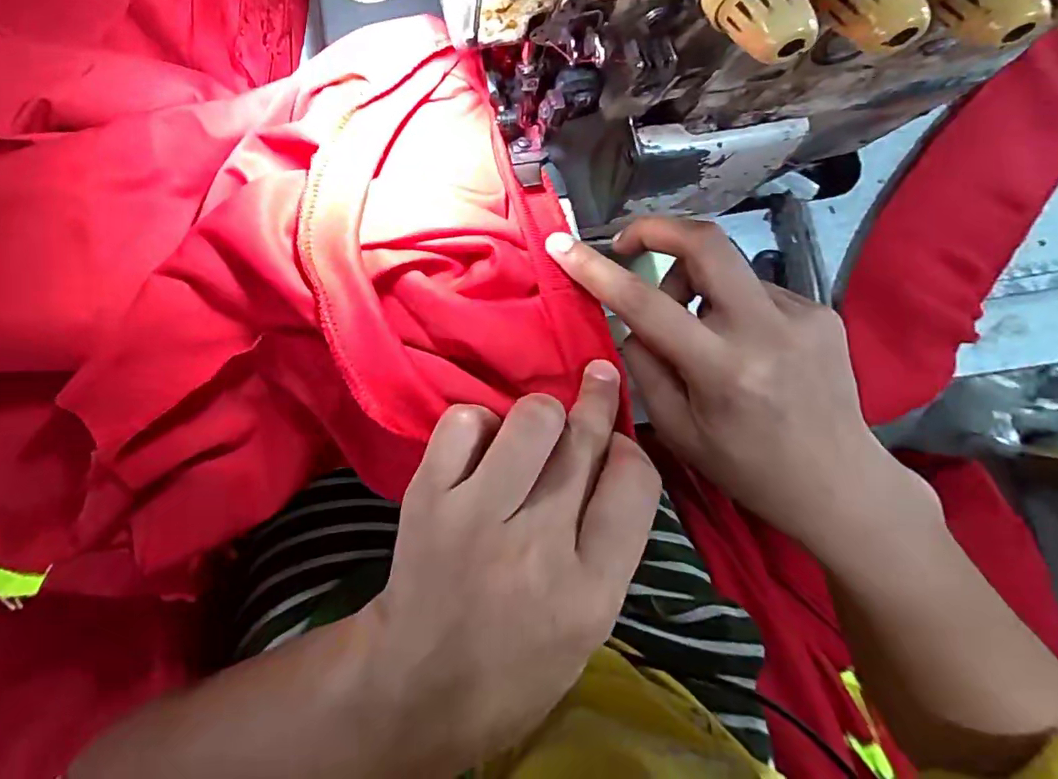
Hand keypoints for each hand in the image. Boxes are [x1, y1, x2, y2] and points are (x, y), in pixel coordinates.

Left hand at [357, 362, 660, 770]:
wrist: (422, 681)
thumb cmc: (518, 660)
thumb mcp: (588, 621)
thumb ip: (608, 542)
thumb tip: (613, 455)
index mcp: (592, 589)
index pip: (634, 483)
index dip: (629, 448)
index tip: (618, 441)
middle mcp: (540, 546)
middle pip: (583, 443)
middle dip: (596, 400)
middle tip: (598, 375)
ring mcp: (478, 517)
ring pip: (532, 420)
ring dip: (540, 413)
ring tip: (536, 425)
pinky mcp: (430, 497)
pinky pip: (465, 423)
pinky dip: (478, 423)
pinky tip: (482, 445)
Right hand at [543, 217, 937, 566]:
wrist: (843, 485)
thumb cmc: (749, 468)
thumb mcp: (677, 430)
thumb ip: (644, 367)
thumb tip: (631, 320)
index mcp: (723, 370)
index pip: (646, 303)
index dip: (596, 268)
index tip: (563, 244)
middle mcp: (766, 330)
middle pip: (706, 242)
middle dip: (656, 229)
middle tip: (629, 246)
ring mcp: (802, 315)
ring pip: (725, 270)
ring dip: (694, 287)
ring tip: (698, 332)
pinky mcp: (820, 311)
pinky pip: (753, 289)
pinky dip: (730, 306)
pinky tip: (742, 345)